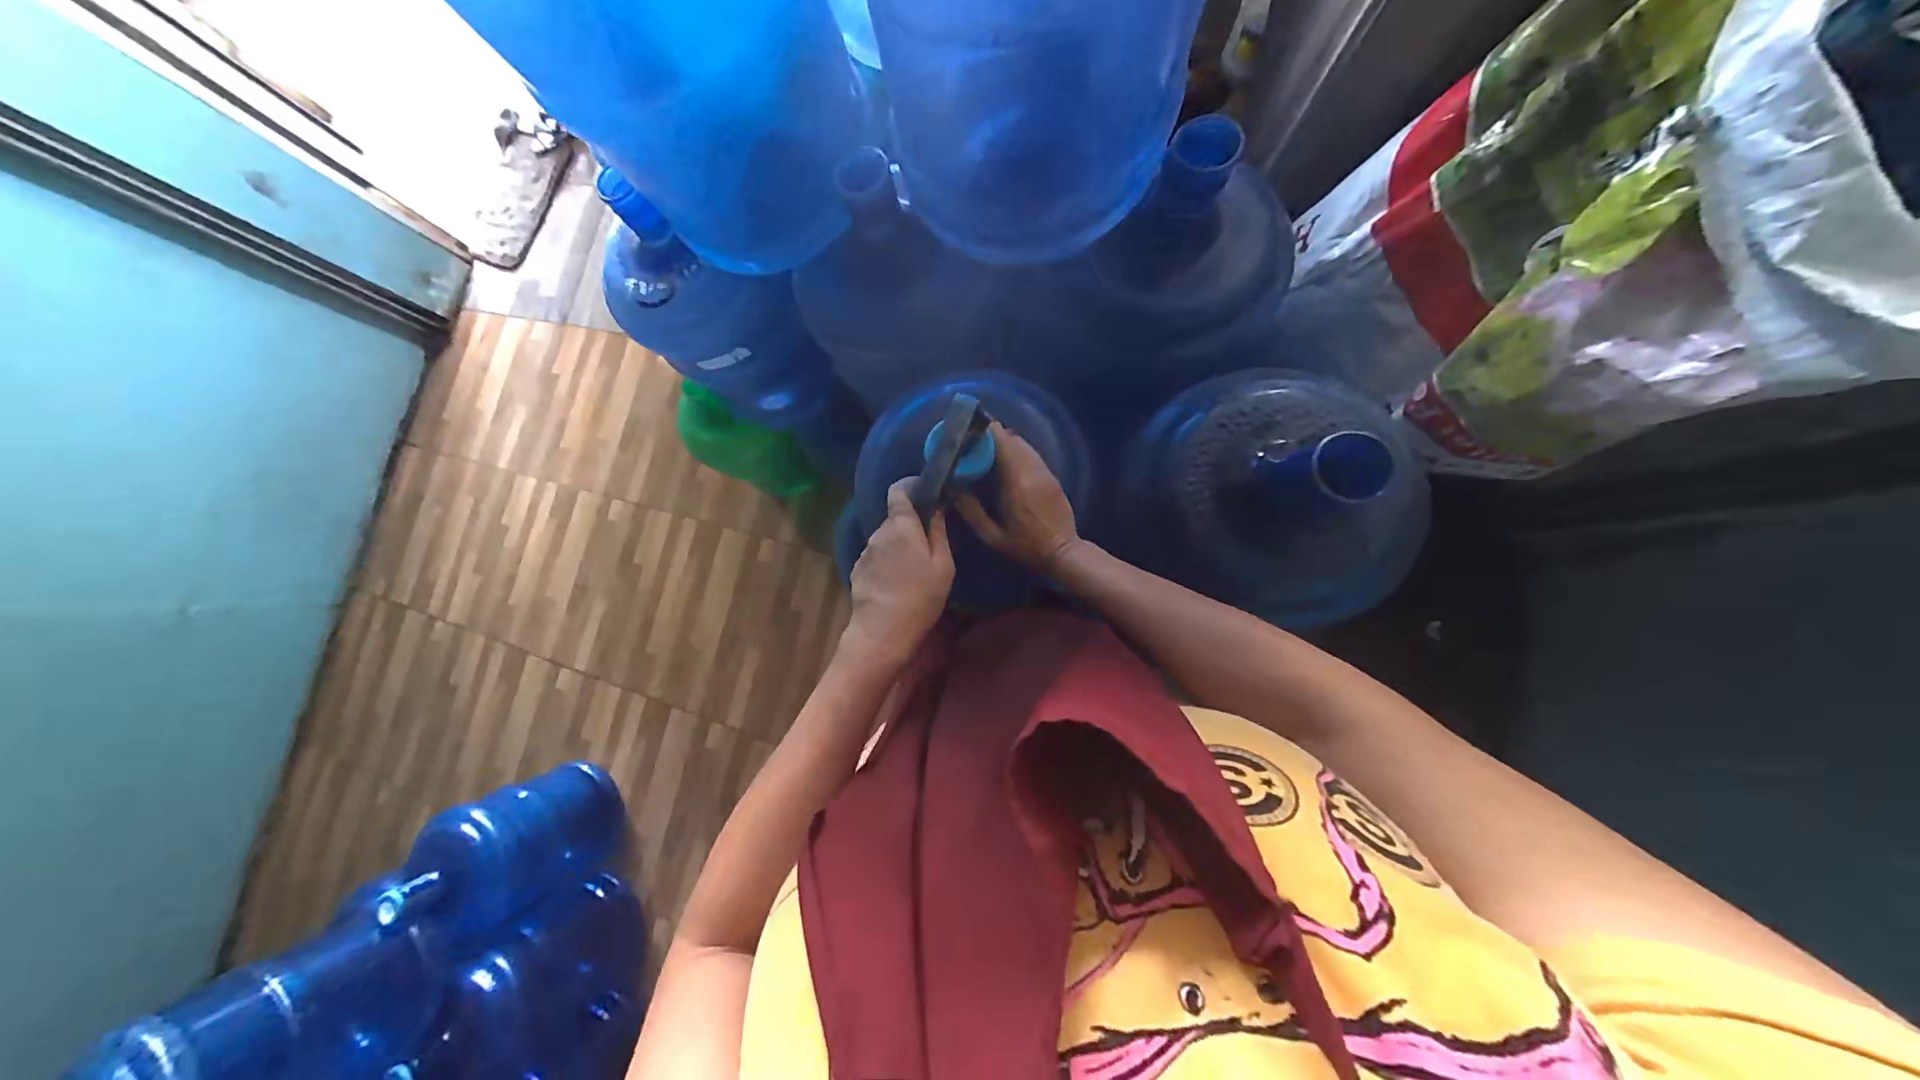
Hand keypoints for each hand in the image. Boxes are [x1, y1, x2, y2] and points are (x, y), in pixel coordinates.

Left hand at [844, 479, 954, 663]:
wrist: (882, 631)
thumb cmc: (920, 596)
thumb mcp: (943, 565)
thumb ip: (938, 531)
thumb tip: (936, 507)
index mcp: (900, 525)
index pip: (898, 490)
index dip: (912, 487)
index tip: (927, 494)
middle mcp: (878, 533)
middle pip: (894, 518)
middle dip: (910, 525)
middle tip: (929, 543)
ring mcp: (864, 552)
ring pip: (885, 540)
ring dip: (899, 546)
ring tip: (914, 569)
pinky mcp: (857, 571)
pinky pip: (876, 557)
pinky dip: (887, 562)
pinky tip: (897, 583)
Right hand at [957, 422, 1079, 571]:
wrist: (1063, 553)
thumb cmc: (1025, 547)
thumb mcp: (992, 536)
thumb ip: (970, 510)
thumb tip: (951, 488)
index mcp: (1016, 480)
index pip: (1001, 440)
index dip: (983, 431)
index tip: (966, 434)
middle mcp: (1032, 469)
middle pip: (1011, 437)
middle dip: (991, 437)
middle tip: (972, 446)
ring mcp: (1045, 471)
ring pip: (1023, 444)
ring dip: (1005, 445)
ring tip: (986, 455)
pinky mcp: (1051, 476)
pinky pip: (1032, 455)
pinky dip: (1017, 454)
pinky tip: (1006, 467)